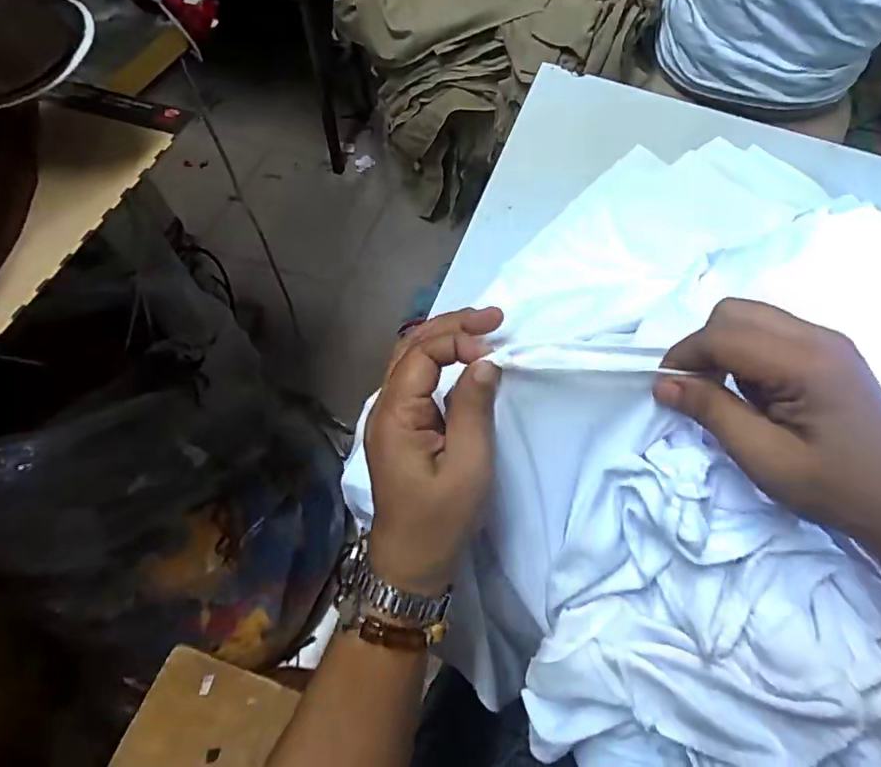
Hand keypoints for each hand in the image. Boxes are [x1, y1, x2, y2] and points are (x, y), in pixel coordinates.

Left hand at [364, 307, 503, 595]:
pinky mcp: (403, 425)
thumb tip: (486, 361)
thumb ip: (475, 408)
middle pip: (411, 346)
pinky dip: (442, 355)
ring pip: (411, 356)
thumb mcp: (469, 465)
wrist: (412, 564)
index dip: (458, 342)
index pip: (421, 354)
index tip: (494, 352)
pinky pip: (417, 375)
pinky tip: (464, 354)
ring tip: (483, 326)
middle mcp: (385, 407)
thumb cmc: (441, 518)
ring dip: (445, 335)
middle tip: (495, 317)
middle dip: (452, 324)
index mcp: (395, 415)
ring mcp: (391, 415)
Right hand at [655, 300, 880, 550]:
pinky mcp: (833, 350)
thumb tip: (665, 382)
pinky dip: (752, 353)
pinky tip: (761, 395)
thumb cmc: (836, 489)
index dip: (686, 354)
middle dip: (706, 345)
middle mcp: (818, 335)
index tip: (666, 387)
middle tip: (701, 394)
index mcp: (806, 360)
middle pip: (737, 311)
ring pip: (755, 317)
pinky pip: (775, 332)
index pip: (726, 333)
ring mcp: (829, 339)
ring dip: (729, 348)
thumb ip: (714, 413)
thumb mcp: (766, 460)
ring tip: (734, 399)